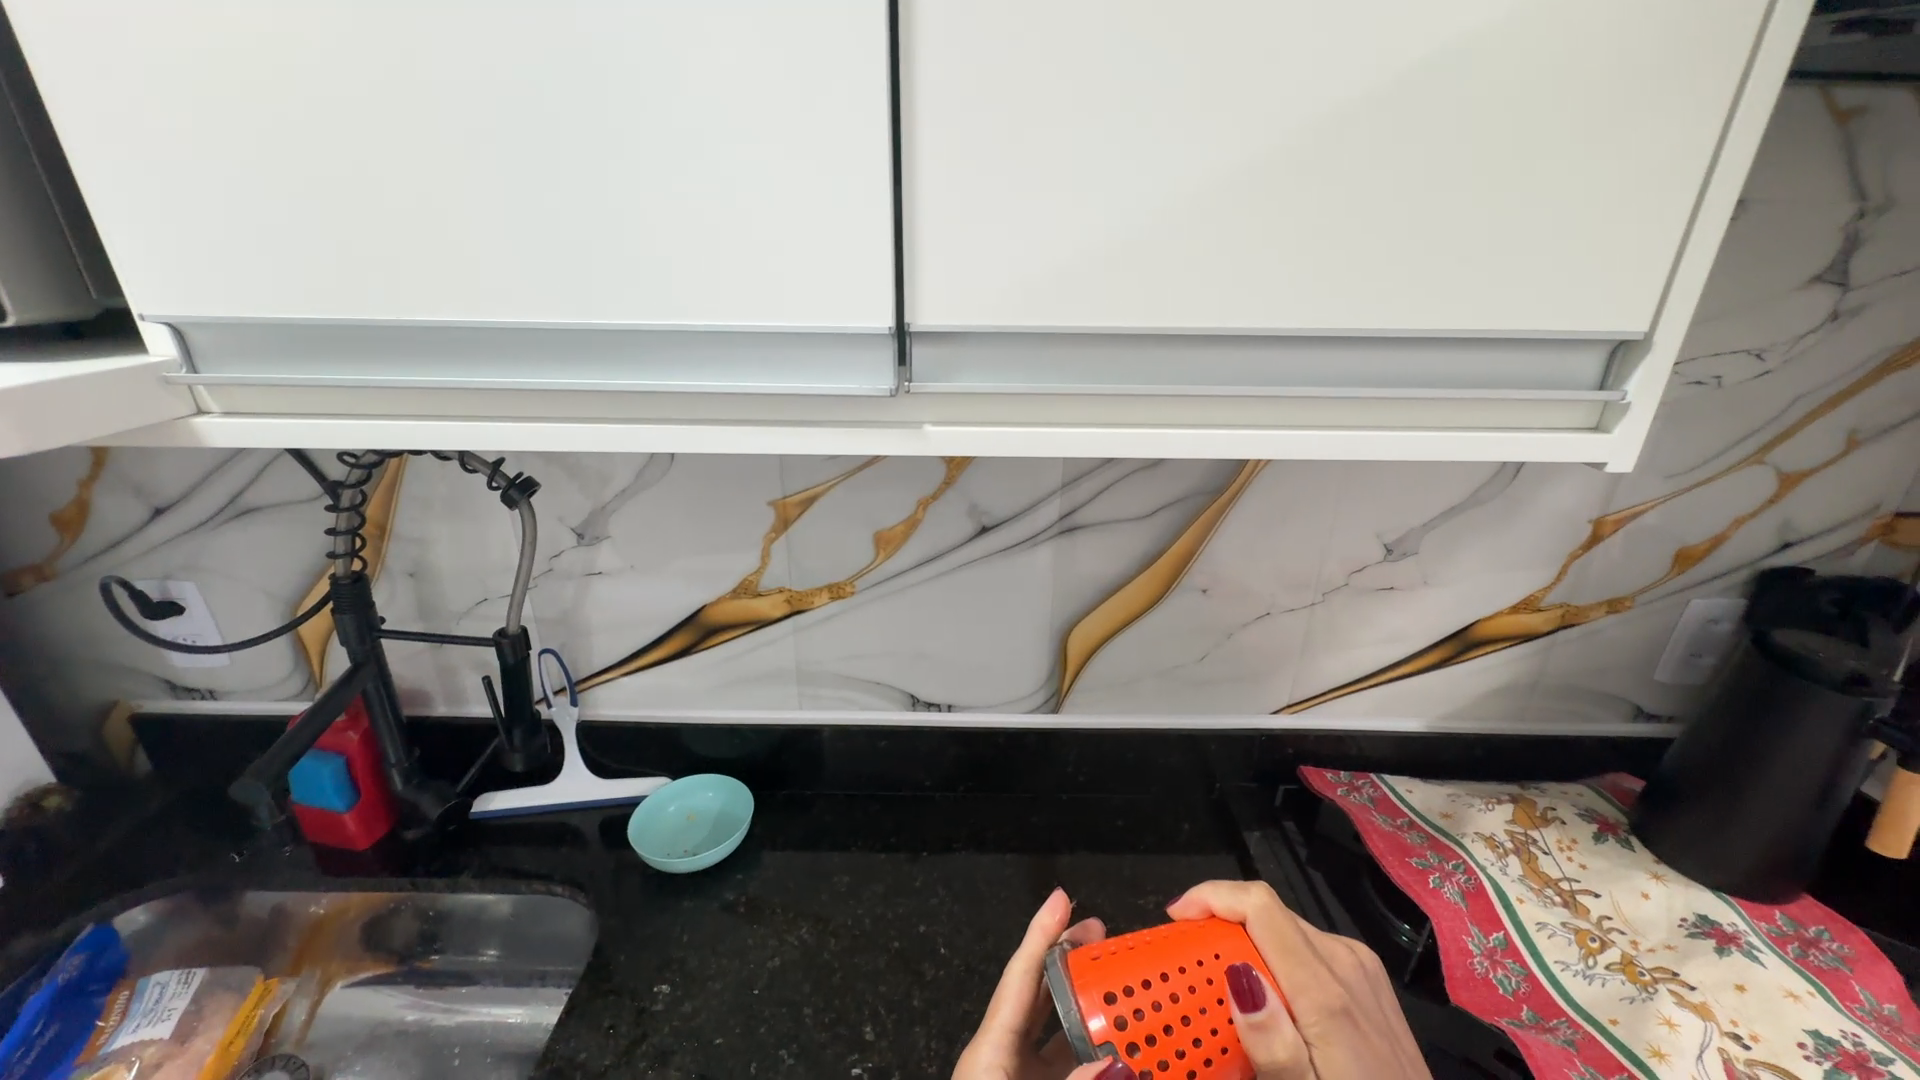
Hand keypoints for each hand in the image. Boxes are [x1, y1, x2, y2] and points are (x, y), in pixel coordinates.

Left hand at [954, 887, 1134, 1079]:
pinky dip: (1083, 1042)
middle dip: (1067, 957)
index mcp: (990, 1046)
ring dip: (1081, 1001)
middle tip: (1099, 930)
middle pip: (1036, 991)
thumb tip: (1116, 1062)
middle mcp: (1001, 1049)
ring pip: (1050, 1025)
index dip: (1042, 933)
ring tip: (1113, 977)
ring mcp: (1014, 1070)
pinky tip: (1111, 1040)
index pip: (1020, 976)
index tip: (1062, 897)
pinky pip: (1057, 1055)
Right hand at [1167, 881, 1431, 1079]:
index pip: (1260, 904)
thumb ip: (1272, 1044)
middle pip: (1268, 912)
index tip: (1176, 919)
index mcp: (1326, 986)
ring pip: (1286, 927)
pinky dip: (1273, 955)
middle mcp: (1344, 958)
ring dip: (1245, 940)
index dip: (1211, 896)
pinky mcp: (1367, 976)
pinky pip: (1306, 946)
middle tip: (1187, 960)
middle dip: (1220, 923)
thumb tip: (1236, 976)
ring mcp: (1360, 965)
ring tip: (1217, 980)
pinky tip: (1265, 994)